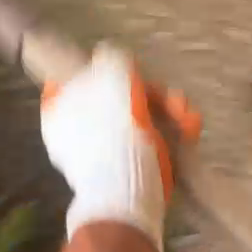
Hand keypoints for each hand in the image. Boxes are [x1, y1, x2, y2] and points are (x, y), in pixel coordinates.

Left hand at [39, 45, 199, 251]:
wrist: (128, 196)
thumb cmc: (117, 136)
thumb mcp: (115, 83)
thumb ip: (113, 62)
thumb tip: (112, 55)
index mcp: (60, 107)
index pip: (77, 76)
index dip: (109, 71)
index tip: (133, 76)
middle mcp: (77, 129)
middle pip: (119, 98)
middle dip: (154, 97)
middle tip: (172, 100)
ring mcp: (102, 151)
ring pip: (140, 120)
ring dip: (171, 115)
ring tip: (189, 119)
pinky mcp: (128, 170)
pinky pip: (150, 143)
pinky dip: (172, 136)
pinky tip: (191, 132)